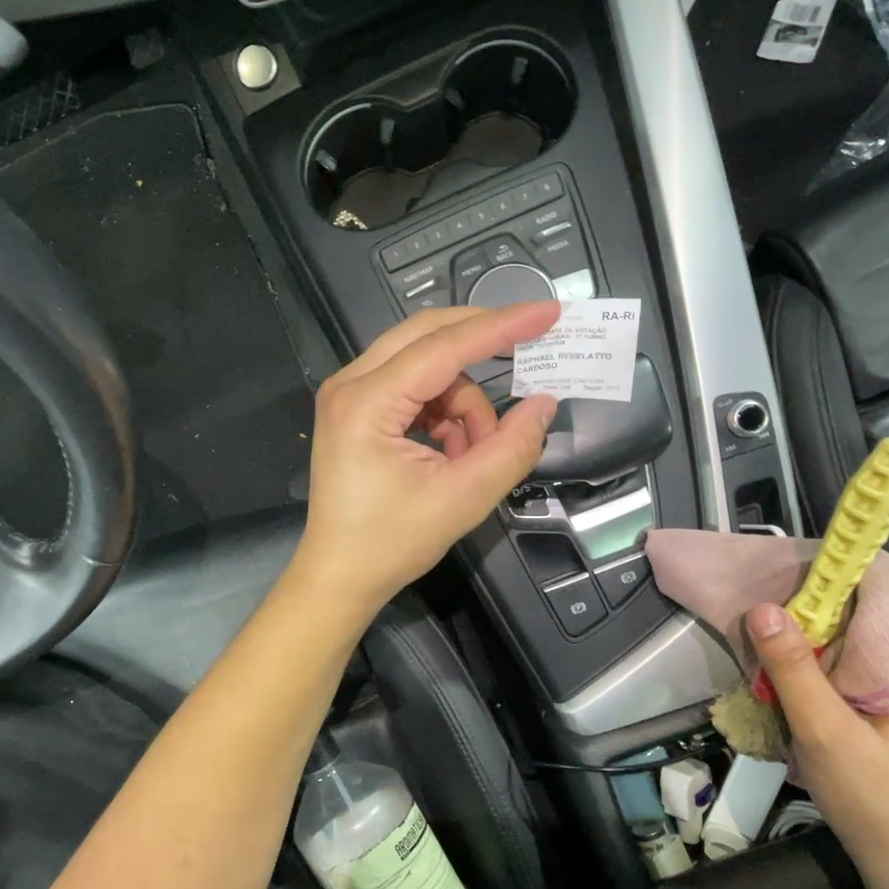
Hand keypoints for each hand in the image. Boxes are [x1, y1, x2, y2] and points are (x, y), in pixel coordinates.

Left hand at [294, 304, 561, 609]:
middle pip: (427, 335)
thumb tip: (545, 404)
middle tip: (530, 352)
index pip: (444, 346)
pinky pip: (411, 387)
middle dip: (481, 344)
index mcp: (367, 402)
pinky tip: (453, 452)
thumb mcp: (462, 499)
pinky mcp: (354, 410)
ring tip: (476, 452)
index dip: (501, 327)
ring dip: (462, 399)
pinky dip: (442, 411)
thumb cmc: (391, 542)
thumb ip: (511, 447)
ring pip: (424, 364)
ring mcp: (348, 395)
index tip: (548, 312)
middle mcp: (350, 385)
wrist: (340, 575)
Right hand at [747, 603, 888, 888]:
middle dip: (815, 614)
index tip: (786, 577)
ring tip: (771, 638)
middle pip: (869, 622)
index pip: (887, 599)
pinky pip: (857, 675)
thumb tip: (764, 606)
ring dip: (814, 644)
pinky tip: (791, 676)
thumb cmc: (876, 800)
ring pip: (858, 650)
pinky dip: (823, 670)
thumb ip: (793, 670)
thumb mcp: (825, 732)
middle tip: (765, 611)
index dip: (836, 582)